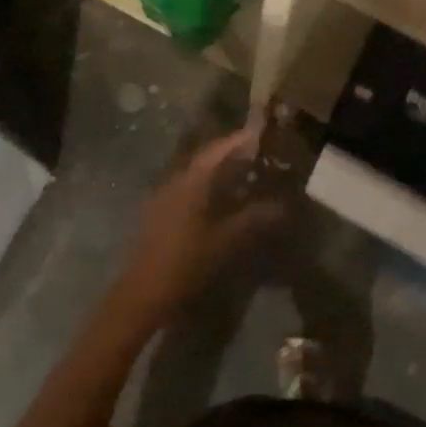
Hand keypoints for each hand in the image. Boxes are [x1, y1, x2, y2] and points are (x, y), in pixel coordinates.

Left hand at [111, 130, 285, 326]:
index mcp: (190, 182)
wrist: (143, 292)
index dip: (239, 141)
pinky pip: (188, 189)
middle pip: (205, 159)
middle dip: (231, 154)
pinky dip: (208, 187)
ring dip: (219, 171)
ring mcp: (164, 196)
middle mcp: (175, 181)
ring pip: (196, 174)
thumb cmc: (186, 263)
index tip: (261, 134)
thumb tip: (281, 205)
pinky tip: (222, 201)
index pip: (217, 150)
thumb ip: (254, 219)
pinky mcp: (160, 212)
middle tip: (259, 155)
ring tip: (246, 175)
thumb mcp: (225, 241)